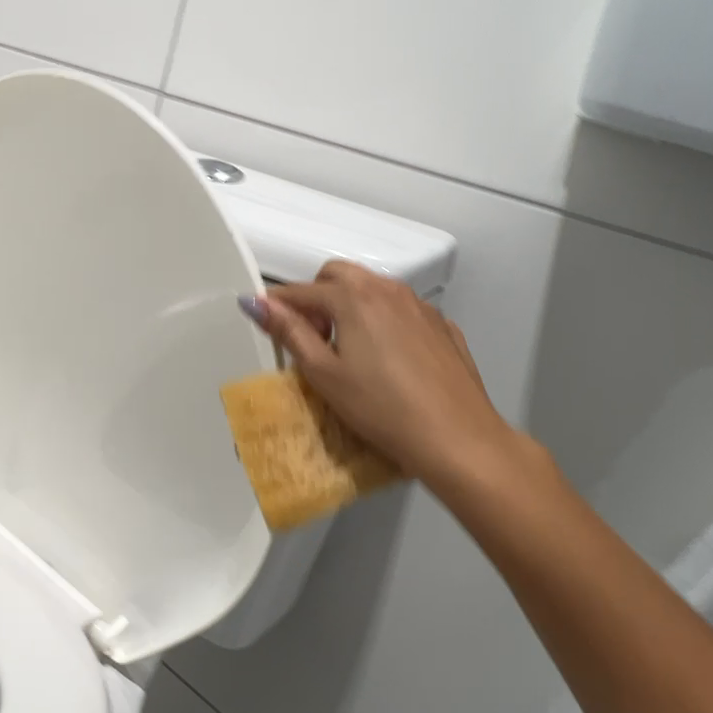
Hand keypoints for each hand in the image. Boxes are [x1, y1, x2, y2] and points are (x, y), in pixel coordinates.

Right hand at [242, 261, 540, 493]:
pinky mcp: (442, 326)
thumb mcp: (323, 373)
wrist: (456, 437)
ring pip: (373, 288)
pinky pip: (402, 310)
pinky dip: (383, 320)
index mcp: (352, 297)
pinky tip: (387, 359)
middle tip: (312, 338)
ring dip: (350, 304)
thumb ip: (289, 332)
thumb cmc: (380, 407)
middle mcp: (387, 289)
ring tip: (348, 349)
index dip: (277, 306)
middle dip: (316, 296)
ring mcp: (420, 305)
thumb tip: (256, 302)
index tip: (266, 324)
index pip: (300, 290)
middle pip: (338, 275)